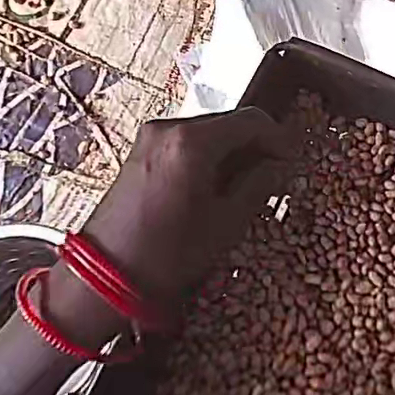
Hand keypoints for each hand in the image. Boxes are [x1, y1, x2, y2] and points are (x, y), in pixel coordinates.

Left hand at [79, 107, 293, 311]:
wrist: (105, 274)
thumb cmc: (169, 253)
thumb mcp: (226, 223)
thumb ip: (258, 185)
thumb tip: (278, 165)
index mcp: (193, 141)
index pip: (251, 120)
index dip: (277, 138)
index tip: (289, 162)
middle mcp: (169, 127)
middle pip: (228, 122)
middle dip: (253, 145)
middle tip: (270, 177)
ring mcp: (150, 136)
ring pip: (207, 132)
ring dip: (230, 152)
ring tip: (241, 186)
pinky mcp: (140, 150)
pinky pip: (185, 143)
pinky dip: (206, 156)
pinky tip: (211, 186)